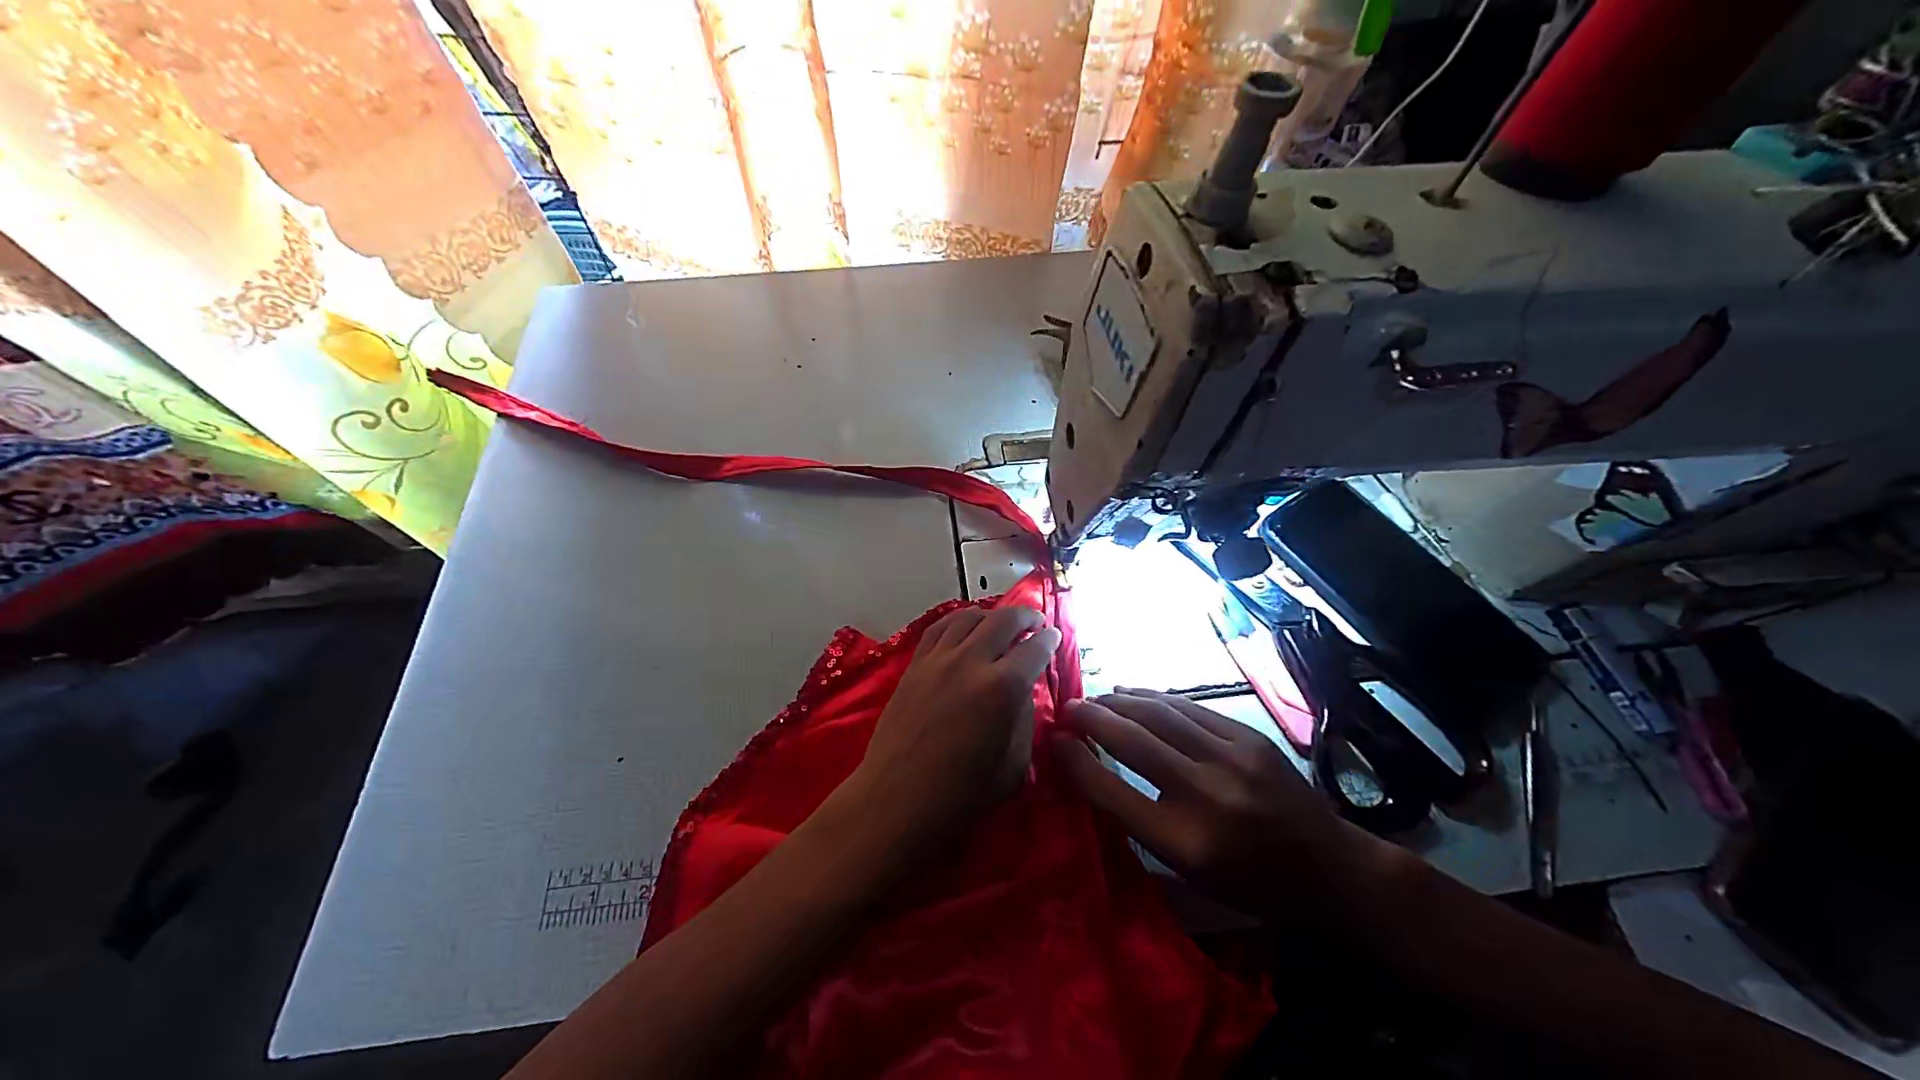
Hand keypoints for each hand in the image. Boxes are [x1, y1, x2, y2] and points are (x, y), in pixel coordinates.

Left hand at [846, 604, 1060, 844]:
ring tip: (1001, 623)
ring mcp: (938, 660)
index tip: (1054, 637)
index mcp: (1003, 688)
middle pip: (1004, 620)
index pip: (1035, 649)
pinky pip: (939, 628)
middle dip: (1026, 616)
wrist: (899, 797)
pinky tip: (964, 627)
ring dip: (992, 615)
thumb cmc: (962, 794)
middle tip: (1035, 622)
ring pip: (970, 617)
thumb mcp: (1014, 765)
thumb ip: (1024, 720)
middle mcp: (971, 662)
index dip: (1049, 640)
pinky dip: (958, 621)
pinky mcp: (914, 665)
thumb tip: (1024, 693)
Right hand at [1053, 689, 1389, 919]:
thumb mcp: (1189, 872)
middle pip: (1132, 743)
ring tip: (1095, 698)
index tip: (1056, 741)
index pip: (1112, 792)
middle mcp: (1206, 797)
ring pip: (1160, 716)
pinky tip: (1135, 695)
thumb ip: (1140, 823)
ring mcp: (1232, 762)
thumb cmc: (1251, 884)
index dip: (1076, 762)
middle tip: (1068, 708)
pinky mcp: (1250, 739)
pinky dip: (1156, 699)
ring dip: (1120, 702)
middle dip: (1092, 719)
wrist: (1330, 870)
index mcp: (1185, 844)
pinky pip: (1190, 709)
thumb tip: (1093, 771)